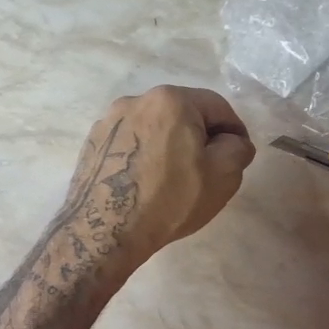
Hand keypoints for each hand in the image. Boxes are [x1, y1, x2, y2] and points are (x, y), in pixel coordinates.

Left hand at [63, 86, 254, 270]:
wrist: (105, 229)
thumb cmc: (170, 199)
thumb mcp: (223, 174)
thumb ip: (237, 147)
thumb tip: (230, 140)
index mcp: (169, 99)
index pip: (216, 107)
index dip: (233, 131)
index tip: (237, 156)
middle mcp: (134, 100)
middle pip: (181, 113)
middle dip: (199, 137)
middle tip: (207, 169)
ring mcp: (107, 121)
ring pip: (153, 127)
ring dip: (169, 145)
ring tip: (173, 178)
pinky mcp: (91, 142)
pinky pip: (129, 142)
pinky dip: (142, 154)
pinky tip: (144, 181)